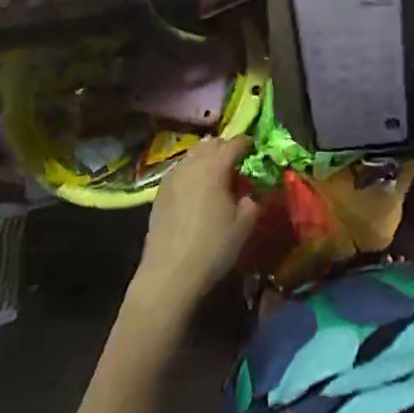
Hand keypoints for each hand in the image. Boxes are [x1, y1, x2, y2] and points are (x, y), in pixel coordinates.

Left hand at [130, 136, 258, 316]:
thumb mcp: (243, 227)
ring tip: (216, 171)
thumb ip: (251, 203)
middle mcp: (191, 165)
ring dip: (206, 157)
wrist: (171, 270)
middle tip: (236, 159)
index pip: (232, 144)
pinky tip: (196, 185)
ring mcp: (172, 176)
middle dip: (224, 147)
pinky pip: (180, 169)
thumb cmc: (213, 247)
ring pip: (192, 155)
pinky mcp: (160, 190)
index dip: (245, 143)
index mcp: (214, 168)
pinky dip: (192, 169)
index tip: (253, 147)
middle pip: (209, 145)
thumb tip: (250, 194)